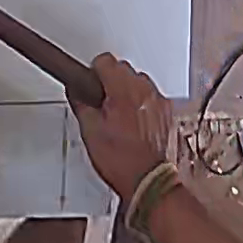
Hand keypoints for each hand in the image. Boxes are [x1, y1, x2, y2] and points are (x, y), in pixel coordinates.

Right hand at [70, 54, 173, 202]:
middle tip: (103, 103)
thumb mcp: (89, 131)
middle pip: (122, 68)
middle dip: (111, 81)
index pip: (105, 61)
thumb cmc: (122, 160)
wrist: (149, 182)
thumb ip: (81, 103)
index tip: (91, 85)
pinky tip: (135, 123)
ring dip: (128, 91)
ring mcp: (158, 100)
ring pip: (138, 81)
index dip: (94, 72)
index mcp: (122, 89)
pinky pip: (151, 96)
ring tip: (119, 115)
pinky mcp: (167, 112)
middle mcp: (143, 89)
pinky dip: (143, 104)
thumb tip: (75, 90)